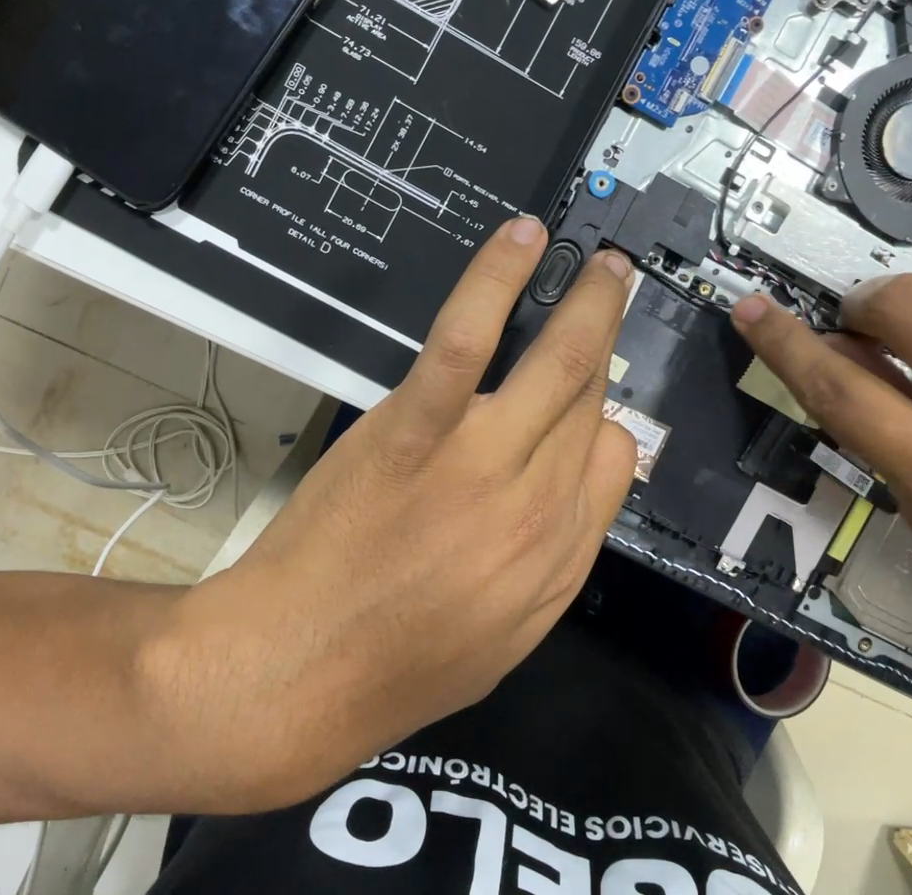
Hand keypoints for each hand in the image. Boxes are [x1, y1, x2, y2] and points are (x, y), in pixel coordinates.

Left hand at [169, 218, 637, 810]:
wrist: (296, 672)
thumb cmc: (395, 665)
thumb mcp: (506, 636)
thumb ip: (557, 559)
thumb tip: (582, 481)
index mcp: (562, 553)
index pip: (614, 457)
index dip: (604, 417)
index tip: (584, 394)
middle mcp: (540, 500)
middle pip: (589, 397)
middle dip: (606, 334)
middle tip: (613, 287)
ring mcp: (479, 459)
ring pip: (557, 362)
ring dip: (585, 300)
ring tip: (599, 261)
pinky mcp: (416, 429)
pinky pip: (469, 340)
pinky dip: (498, 282)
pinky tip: (521, 239)